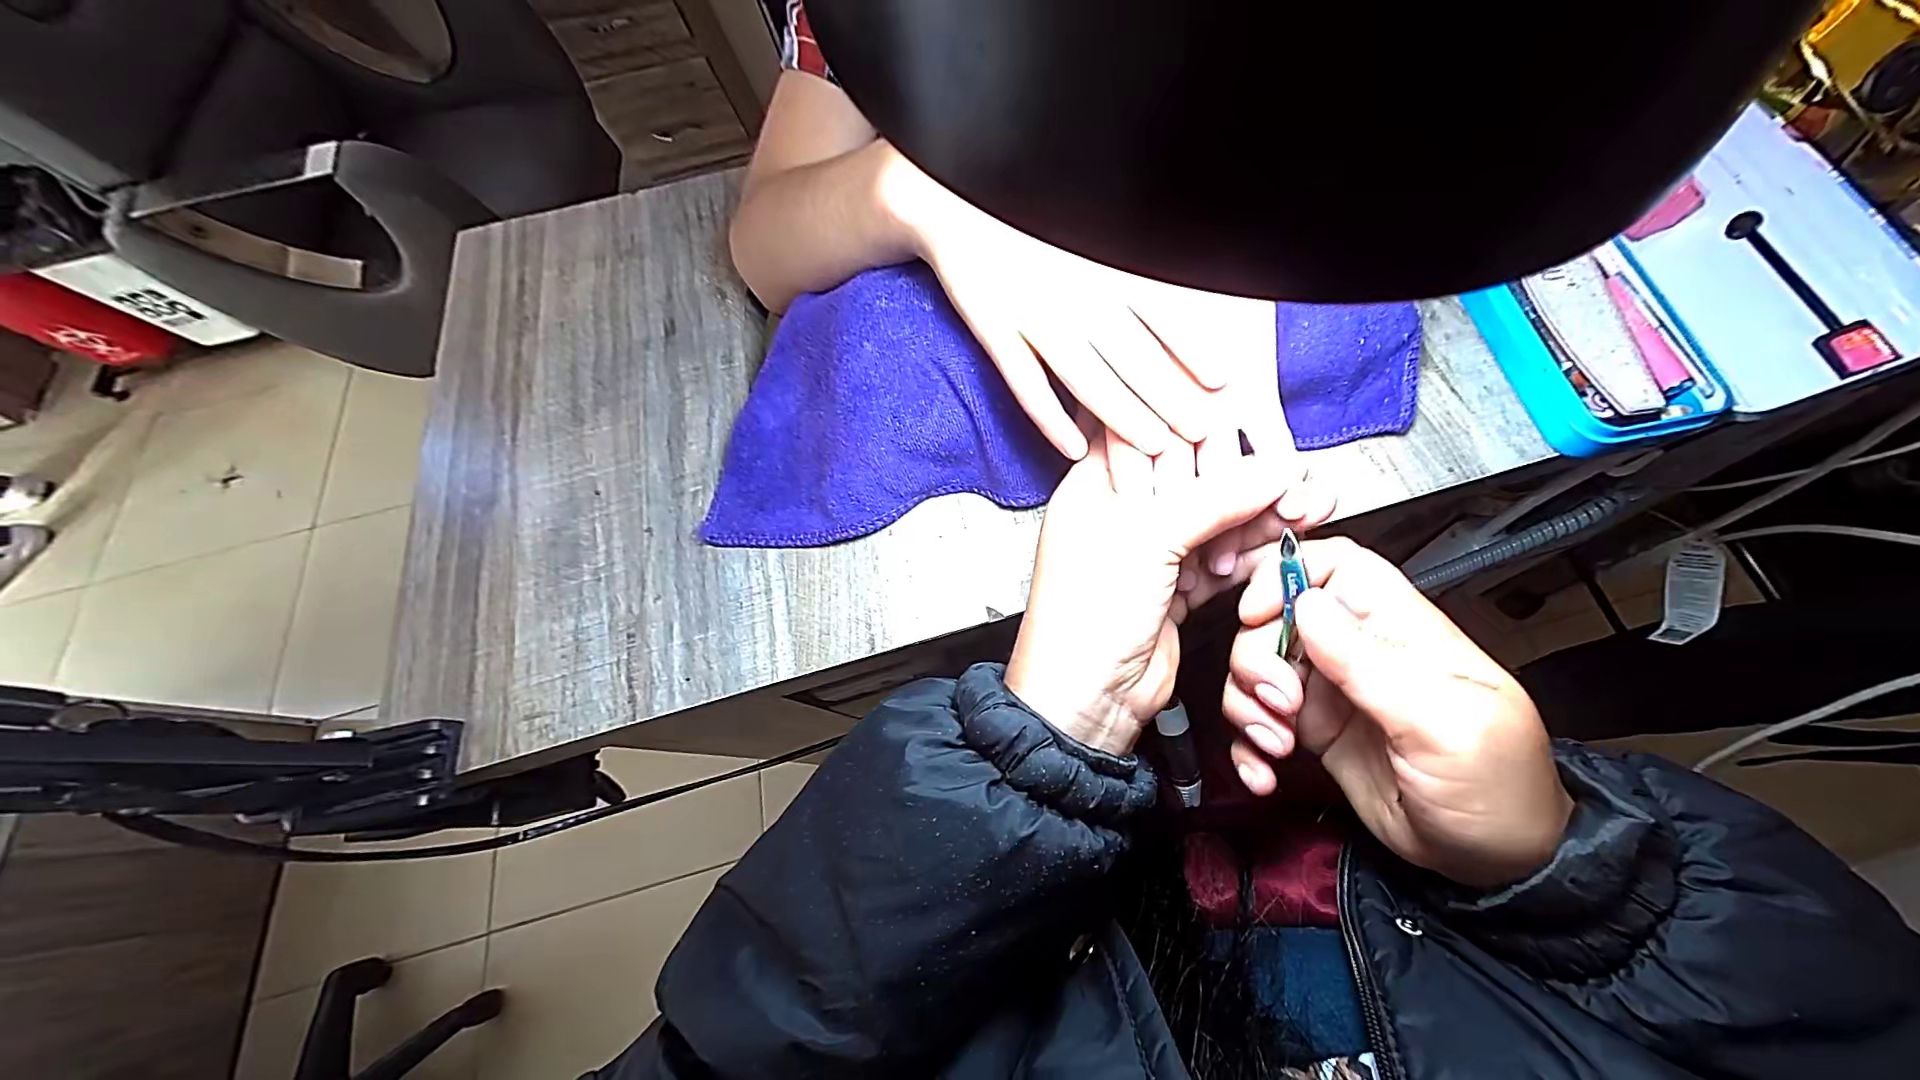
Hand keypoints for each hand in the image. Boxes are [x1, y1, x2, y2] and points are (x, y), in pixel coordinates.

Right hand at [881, 151, 1273, 461]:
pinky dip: (1049, 423)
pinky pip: (1026, 387)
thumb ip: (1131, 256)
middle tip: (1205, 431)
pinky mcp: (995, 334)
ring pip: (1086, 380)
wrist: (956, 201)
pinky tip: (1073, 452)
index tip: (1226, 382)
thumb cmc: (1035, 215)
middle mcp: (1074, 294)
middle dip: (1172, 397)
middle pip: (1133, 358)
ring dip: (1123, 418)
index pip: (1162, 314)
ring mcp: (1032, 318)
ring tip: (1156, 446)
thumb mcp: (1090, 225)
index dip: (1195, 350)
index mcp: (1103, 263)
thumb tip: (1187, 278)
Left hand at [1004, 422, 1292, 755]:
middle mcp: (1120, 514)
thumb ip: (1212, 499)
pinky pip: (1220, 556)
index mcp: (1093, 487)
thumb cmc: (1082, 619)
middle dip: (1243, 474)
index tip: (1238, 415)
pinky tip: (1282, 540)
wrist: (1084, 700)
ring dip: (1259, 513)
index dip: (1192, 422)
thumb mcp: (1145, 541)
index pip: (1144, 431)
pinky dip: (1251, 551)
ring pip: (1213, 517)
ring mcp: (1149, 551)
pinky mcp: (1173, 586)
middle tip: (1289, 472)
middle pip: (1191, 476)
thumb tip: (1269, 470)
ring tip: (1304, 506)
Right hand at [1223, 538, 1572, 887]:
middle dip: (1256, 658)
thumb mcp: (1447, 726)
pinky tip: (1264, 769)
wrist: (1495, 864)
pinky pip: (1254, 718)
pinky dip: (1246, 743)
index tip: (1259, 614)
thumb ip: (1373, 664)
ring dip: (1247, 704)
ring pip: (1254, 668)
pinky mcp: (1309, 729)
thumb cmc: (1499, 791)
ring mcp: (1328, 690)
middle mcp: (1355, 652)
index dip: (1283, 574)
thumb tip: (1308, 606)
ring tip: (1276, 744)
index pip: (1333, 564)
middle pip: (1274, 618)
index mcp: (1398, 629)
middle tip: (1282, 702)